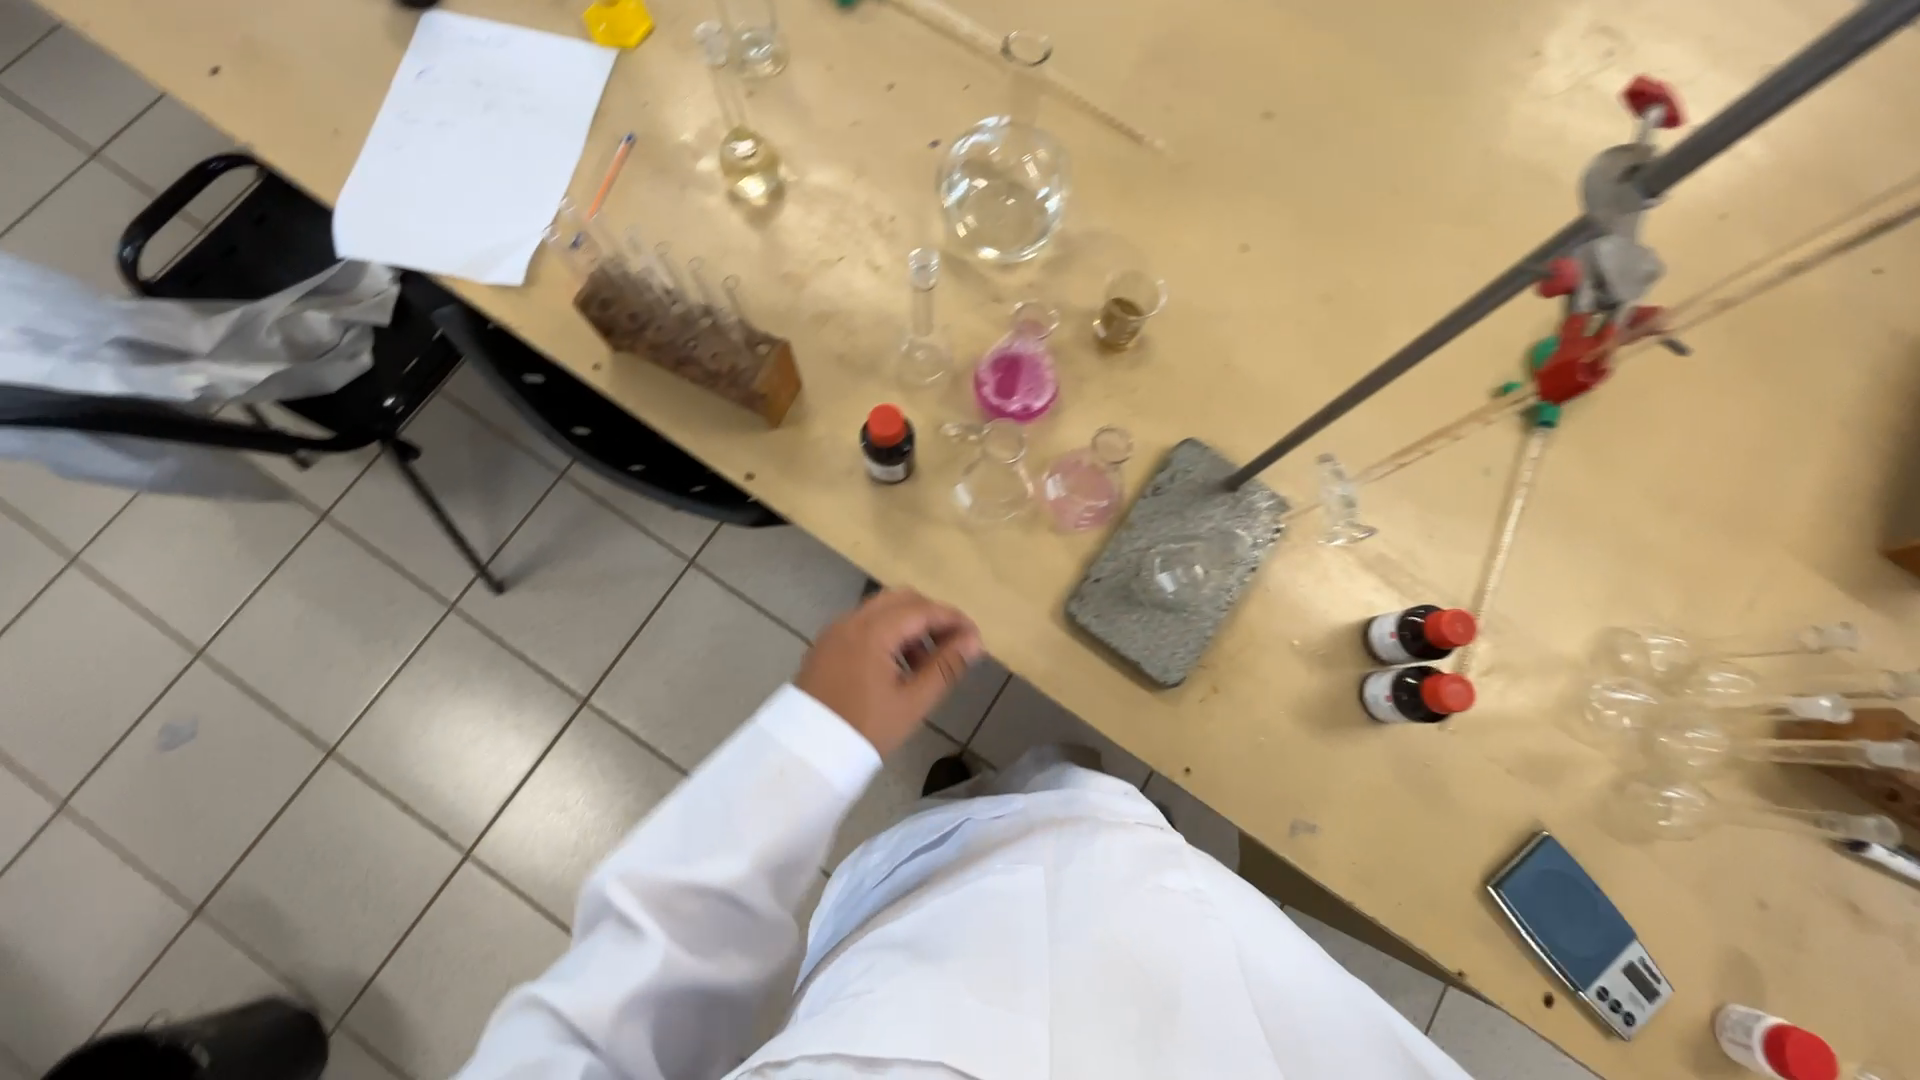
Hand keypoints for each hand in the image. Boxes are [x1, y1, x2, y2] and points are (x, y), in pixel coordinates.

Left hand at [796, 588, 983, 756]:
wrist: (807, 752)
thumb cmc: (865, 728)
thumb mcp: (912, 702)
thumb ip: (945, 667)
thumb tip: (973, 641)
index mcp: (872, 631)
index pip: (922, 609)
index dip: (953, 619)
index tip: (975, 637)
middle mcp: (851, 620)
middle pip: (901, 599)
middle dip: (931, 616)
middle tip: (952, 644)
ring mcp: (834, 631)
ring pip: (881, 609)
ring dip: (908, 624)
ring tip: (926, 661)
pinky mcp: (825, 644)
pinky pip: (863, 624)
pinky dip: (886, 632)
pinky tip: (897, 664)